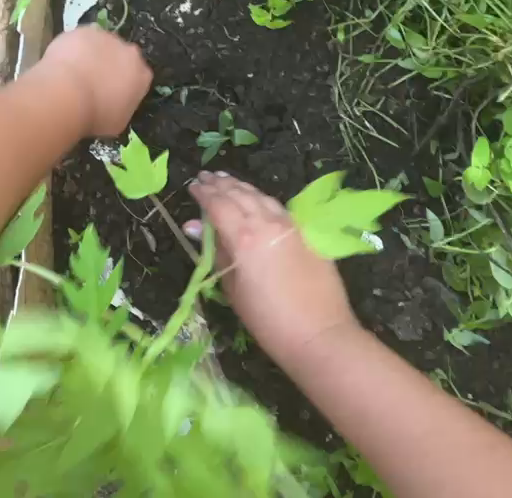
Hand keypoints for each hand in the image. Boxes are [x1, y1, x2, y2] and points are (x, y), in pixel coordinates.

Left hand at [35, 26, 151, 136]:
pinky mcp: (82, 30)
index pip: (138, 76)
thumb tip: (116, 103)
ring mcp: (105, 37)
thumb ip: (123, 106)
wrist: (67, 95)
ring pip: (100, 43)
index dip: (124, 83)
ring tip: (74, 72)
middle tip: (93, 81)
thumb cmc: (95, 116)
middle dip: (110, 64)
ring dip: (91, 53)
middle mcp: (128, 51)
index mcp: (141, 74)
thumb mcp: (118, 122)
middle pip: (121, 55)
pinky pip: (79, 39)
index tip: (112, 92)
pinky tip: (62, 63)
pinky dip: (72, 48)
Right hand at [187, 171, 357, 362]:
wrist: (320, 334)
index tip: (191, 186)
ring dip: (240, 186)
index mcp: (242, 237)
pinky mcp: (304, 231)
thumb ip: (216, 251)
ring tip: (226, 179)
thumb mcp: (233, 288)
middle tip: (205, 176)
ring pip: (259, 195)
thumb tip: (194, 226)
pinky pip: (276, 205)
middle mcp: (265, 222)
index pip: (217, 203)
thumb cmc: (268, 319)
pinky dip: (260, 196)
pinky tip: (255, 197)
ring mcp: (288, 224)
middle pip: (238, 194)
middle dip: (219, 184)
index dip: (203, 193)